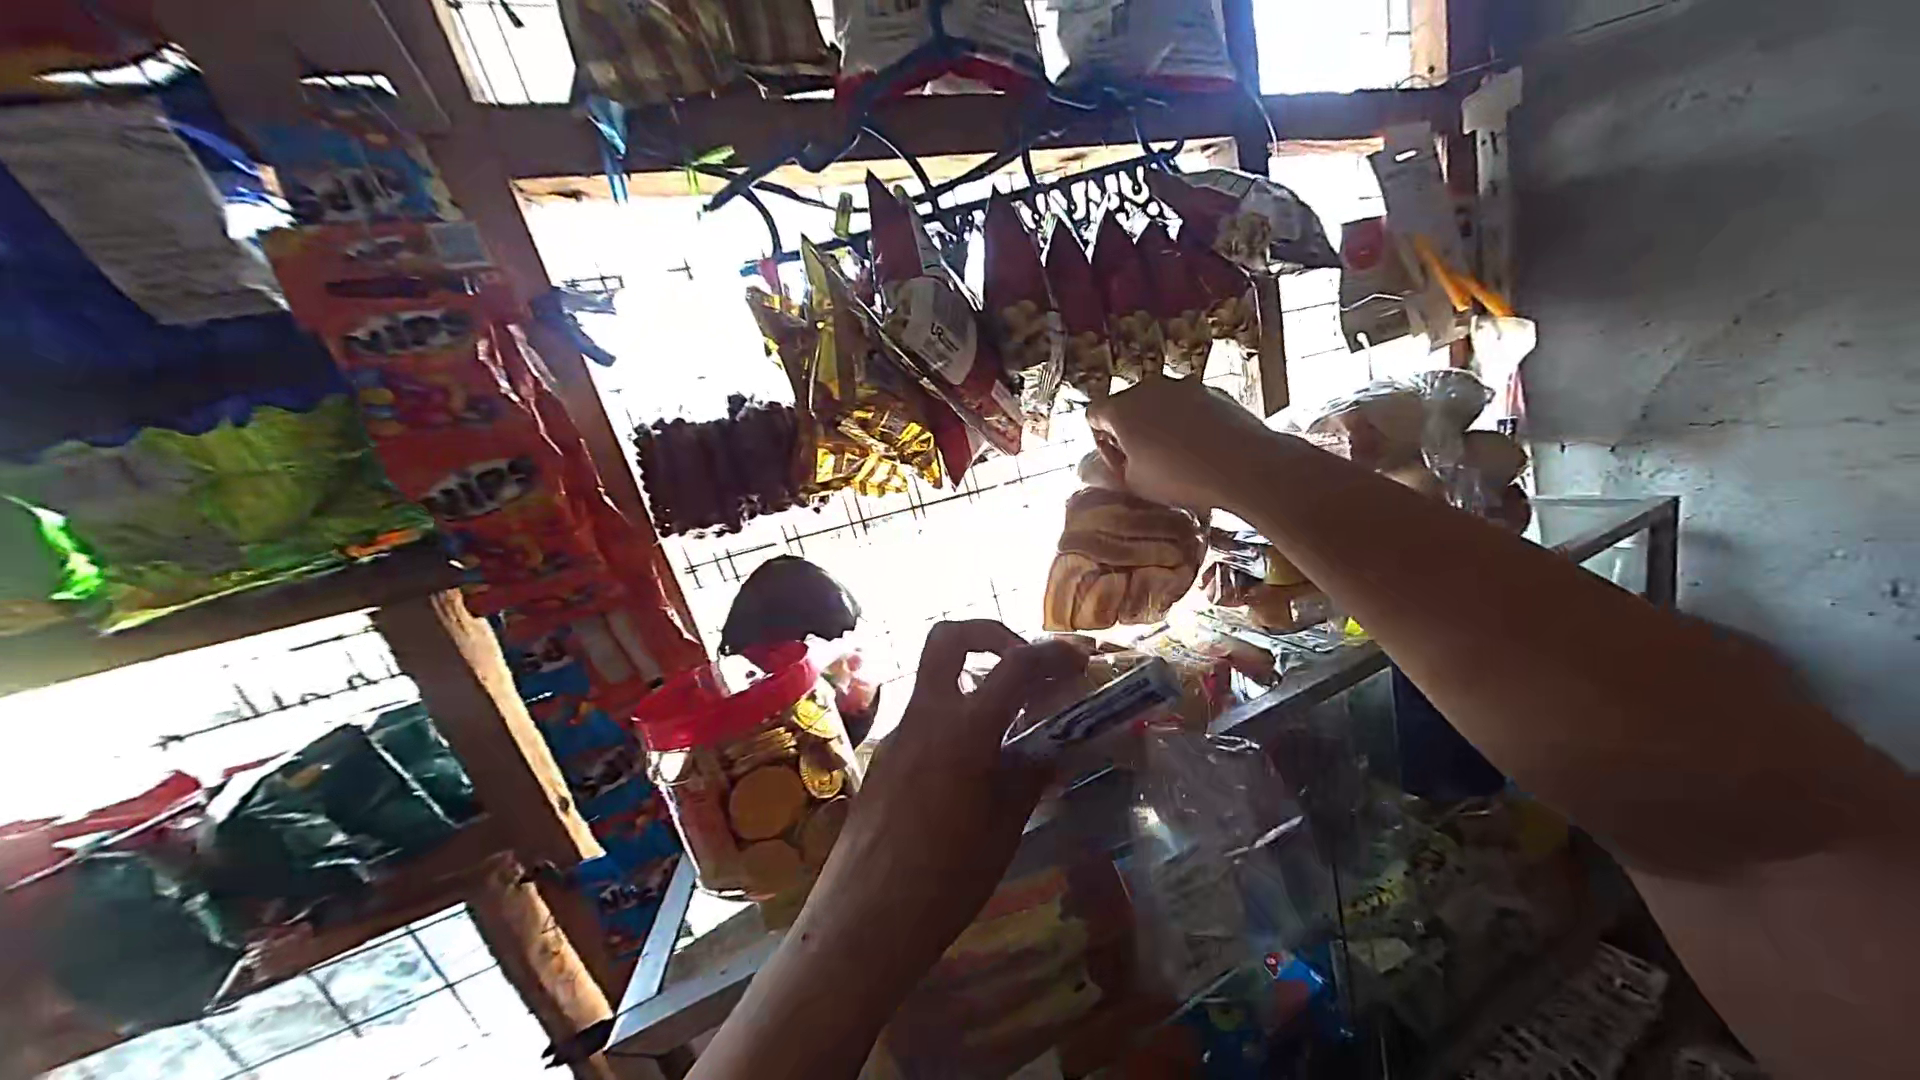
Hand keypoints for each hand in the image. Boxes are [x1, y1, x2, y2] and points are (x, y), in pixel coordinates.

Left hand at [802, 621, 1086, 979]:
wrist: (862, 921)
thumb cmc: (943, 882)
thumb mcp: (1002, 829)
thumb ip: (1026, 776)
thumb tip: (1047, 749)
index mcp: (962, 730)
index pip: (1014, 666)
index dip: (1052, 652)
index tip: (1078, 657)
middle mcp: (925, 717)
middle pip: (949, 637)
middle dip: (992, 633)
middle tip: (1025, 663)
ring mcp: (899, 735)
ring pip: (936, 678)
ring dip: (975, 679)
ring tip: (1011, 720)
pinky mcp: (886, 758)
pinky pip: (926, 717)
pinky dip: (957, 717)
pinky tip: (976, 764)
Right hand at [1084, 376, 1288, 511]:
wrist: (1244, 465)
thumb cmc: (1178, 477)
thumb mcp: (1134, 485)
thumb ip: (1117, 470)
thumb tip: (1121, 465)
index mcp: (1121, 409)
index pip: (1093, 415)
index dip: (1101, 443)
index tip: (1120, 466)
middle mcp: (1149, 388)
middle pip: (1127, 407)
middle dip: (1131, 433)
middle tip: (1144, 464)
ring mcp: (1184, 386)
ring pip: (1160, 405)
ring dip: (1160, 427)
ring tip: (1177, 459)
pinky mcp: (1214, 391)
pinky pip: (1190, 406)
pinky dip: (1189, 424)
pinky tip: (1203, 451)